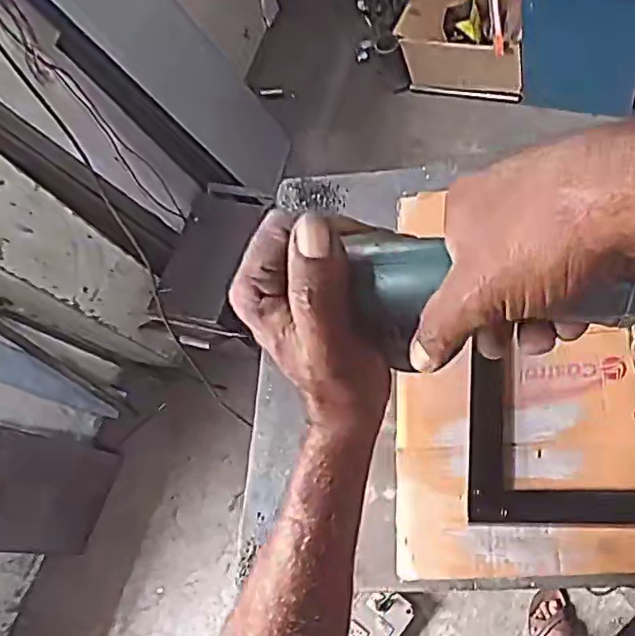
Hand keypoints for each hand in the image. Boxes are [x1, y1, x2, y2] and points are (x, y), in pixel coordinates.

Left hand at [230, 211, 389, 434]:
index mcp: (255, 288)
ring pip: (331, 240)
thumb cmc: (338, 386)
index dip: (326, 236)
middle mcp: (272, 281)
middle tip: (372, 272)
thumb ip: (315, 288)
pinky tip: (379, 282)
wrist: (354, 407)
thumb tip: (314, 233)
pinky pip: (347, 257)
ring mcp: (299, 284)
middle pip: (310, 230)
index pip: (286, 228)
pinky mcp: (324, 289)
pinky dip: (367, 264)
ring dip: (362, 253)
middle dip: (348, 244)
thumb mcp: (325, 338)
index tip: (356, 258)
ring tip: (379, 277)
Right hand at [410, 131, 634, 370]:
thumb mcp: (476, 293)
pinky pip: (580, 267)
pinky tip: (593, 306)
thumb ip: (442, 326)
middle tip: (528, 341)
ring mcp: (555, 206)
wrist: (628, 201)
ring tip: (565, 327)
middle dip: (514, 321)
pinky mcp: (596, 218)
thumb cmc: (546, 231)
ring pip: (544, 277)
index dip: (466, 311)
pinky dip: (584, 293)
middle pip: (501, 278)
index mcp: (464, 209)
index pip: (452, 270)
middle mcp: (507, 200)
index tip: (482, 338)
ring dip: (552, 314)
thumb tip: (420, 354)